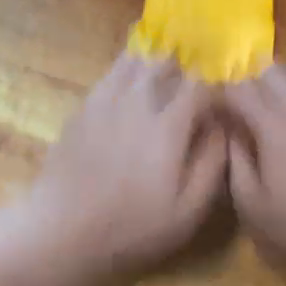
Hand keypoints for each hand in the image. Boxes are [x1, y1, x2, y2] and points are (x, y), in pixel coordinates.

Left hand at [25, 54, 228, 275]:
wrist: (61, 229)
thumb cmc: (131, 227)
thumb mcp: (186, 211)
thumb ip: (211, 164)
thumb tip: (223, 126)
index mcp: (167, 126)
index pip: (199, 84)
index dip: (216, 81)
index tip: (224, 87)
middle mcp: (136, 102)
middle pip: (163, 61)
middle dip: (183, 58)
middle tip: (196, 62)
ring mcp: (103, 101)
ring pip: (132, 60)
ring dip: (152, 56)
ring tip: (165, 57)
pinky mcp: (81, 109)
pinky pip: (109, 75)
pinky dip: (126, 68)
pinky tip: (131, 76)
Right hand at [225, 65, 285, 280]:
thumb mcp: (248, 199)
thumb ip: (234, 155)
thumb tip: (226, 126)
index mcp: (274, 126)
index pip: (239, 88)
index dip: (218, 89)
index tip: (204, 99)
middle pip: (269, 72)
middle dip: (244, 77)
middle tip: (227, 97)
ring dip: (269, 82)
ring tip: (252, 102)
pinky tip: (282, 114)